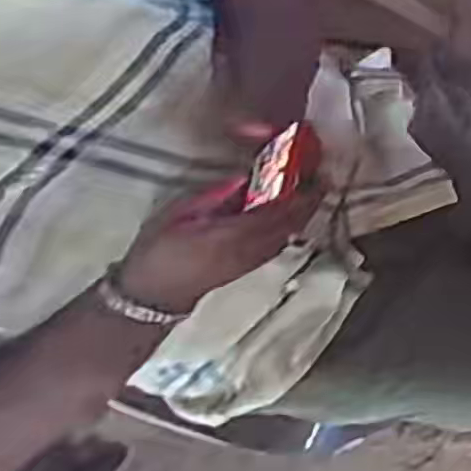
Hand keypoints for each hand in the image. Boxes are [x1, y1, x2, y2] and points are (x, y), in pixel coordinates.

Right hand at [115, 177, 323, 313]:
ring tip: (310, 190)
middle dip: (311, 198)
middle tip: (318, 178)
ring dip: (305, 210)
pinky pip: (284, 239)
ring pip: (294, 229)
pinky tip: (292, 211)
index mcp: (235, 233)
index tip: (311, 174)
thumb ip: (215, 196)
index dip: (300, 192)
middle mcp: (254, 246)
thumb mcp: (178, 216)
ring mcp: (258, 257)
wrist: (152, 296)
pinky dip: (295, 222)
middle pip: (295, 219)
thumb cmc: (158, 253)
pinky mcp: (256, 263)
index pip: (280, 210)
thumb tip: (244, 178)